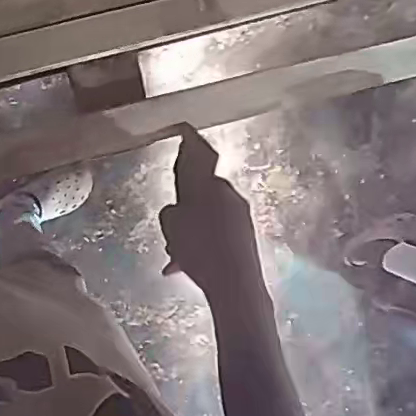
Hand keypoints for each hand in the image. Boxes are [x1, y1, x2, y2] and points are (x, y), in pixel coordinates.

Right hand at [158, 127, 264, 300]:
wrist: (235, 284)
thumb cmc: (200, 248)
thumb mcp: (171, 226)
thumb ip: (171, 212)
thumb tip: (176, 210)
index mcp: (211, 185)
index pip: (198, 156)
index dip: (189, 144)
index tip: (184, 132)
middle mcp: (229, 195)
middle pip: (202, 190)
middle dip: (186, 204)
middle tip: (170, 223)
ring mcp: (240, 216)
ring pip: (208, 215)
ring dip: (192, 228)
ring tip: (175, 252)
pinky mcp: (245, 237)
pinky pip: (217, 233)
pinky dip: (202, 242)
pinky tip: (187, 264)